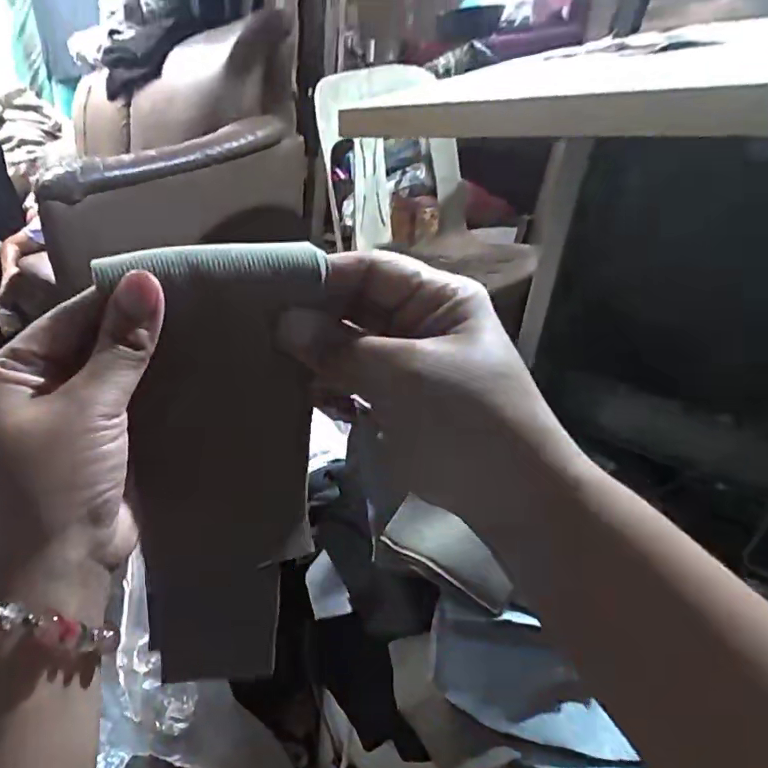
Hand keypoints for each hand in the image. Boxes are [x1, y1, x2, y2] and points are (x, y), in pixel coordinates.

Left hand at [0, 272, 164, 621]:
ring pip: (114, 379)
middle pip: (91, 345)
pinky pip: (129, 411)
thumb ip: (119, 349)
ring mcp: (71, 422)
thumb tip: (146, 280)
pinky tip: (195, 373)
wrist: (62, 571)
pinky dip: (155, 396)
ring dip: (150, 363)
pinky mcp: (101, 449)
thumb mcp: (87, 410)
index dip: (116, 298)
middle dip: (136, 329)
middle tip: (197, 297)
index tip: (170, 274)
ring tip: (204, 326)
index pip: (69, 318)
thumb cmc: (56, 484)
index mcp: (12, 373)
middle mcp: (36, 392)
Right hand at [276, 251, 588, 531]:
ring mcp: (402, 368)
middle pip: (354, 310)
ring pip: (346, 350)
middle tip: (258, 329)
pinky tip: (296, 394)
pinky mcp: (390, 405)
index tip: (271, 290)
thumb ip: (341, 349)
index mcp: (437, 299)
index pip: (371, 272)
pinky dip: (324, 389)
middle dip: (312, 319)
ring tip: (267, 361)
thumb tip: (283, 324)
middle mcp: (417, 326)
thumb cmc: (466, 420)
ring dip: (312, 357)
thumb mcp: (404, 375)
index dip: (324, 277)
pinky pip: (348, 385)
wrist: (509, 495)